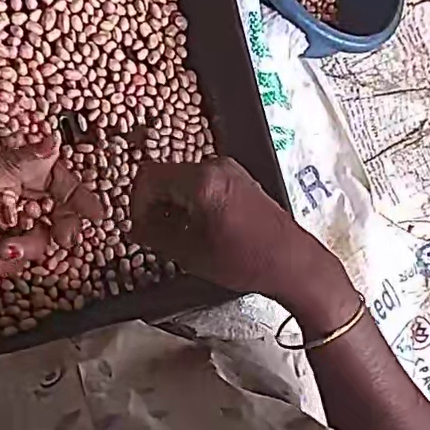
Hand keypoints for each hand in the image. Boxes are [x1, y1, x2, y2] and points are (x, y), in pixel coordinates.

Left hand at [0, 135, 106, 314]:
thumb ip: (16, 165)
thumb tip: (53, 141)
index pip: (47, 176)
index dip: (72, 193)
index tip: (93, 215)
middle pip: (48, 210)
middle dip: (56, 227)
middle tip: (62, 240)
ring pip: (34, 240)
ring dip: (21, 248)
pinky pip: (10, 262)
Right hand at [130, 157, 342, 308]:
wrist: (292, 263)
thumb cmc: (246, 260)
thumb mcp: (191, 254)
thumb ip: (156, 236)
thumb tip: (138, 229)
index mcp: (201, 180)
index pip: (148, 178)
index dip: (137, 205)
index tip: (139, 228)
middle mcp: (215, 166)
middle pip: (166, 176)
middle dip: (155, 205)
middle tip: (153, 234)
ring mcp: (231, 171)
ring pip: (184, 181)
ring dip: (174, 205)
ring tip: (177, 236)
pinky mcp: (241, 180)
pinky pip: (205, 184)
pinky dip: (193, 203)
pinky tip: (198, 230)